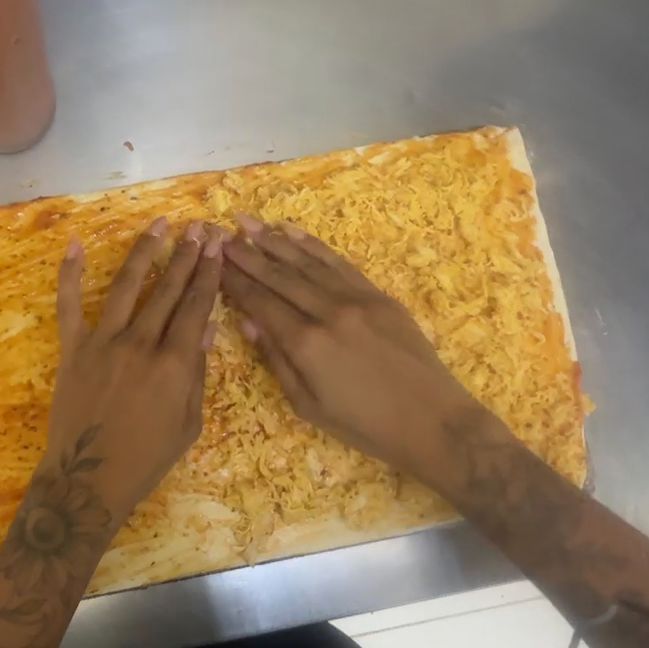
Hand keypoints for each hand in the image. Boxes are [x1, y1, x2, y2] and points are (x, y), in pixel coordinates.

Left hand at [48, 217, 223, 521]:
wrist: (90, 478)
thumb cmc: (147, 458)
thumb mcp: (188, 422)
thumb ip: (196, 372)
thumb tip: (205, 328)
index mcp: (174, 363)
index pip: (196, 307)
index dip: (209, 274)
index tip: (218, 247)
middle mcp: (140, 344)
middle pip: (168, 290)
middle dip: (187, 255)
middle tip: (200, 228)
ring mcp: (102, 343)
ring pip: (127, 287)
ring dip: (145, 252)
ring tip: (160, 224)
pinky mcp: (72, 349)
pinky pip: (69, 306)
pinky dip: (70, 275)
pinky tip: (76, 246)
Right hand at [218, 214, 483, 478]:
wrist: (433, 422)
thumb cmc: (364, 425)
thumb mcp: (308, 405)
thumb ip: (276, 361)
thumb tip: (250, 323)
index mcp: (306, 343)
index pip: (260, 302)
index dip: (234, 281)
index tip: (214, 262)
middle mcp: (328, 312)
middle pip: (279, 276)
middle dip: (247, 254)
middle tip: (222, 234)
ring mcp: (357, 300)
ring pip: (307, 263)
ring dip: (274, 240)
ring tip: (248, 222)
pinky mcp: (379, 296)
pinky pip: (340, 263)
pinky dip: (314, 246)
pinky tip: (292, 232)